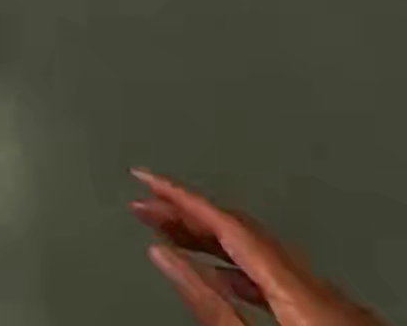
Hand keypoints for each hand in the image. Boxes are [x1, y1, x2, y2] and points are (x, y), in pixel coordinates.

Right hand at [131, 169, 387, 325]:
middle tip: (143, 202)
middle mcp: (326, 290)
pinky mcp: (342, 318)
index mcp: (303, 290)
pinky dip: (241, 265)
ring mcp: (340, 306)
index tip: (142, 174)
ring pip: (265, 254)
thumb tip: (159, 251)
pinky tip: (218, 273)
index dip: (180, 194)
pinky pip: (284, 277)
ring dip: (211, 239)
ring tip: (167, 233)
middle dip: (188, 213)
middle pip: (247, 234)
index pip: (231, 223)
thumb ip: (209, 299)